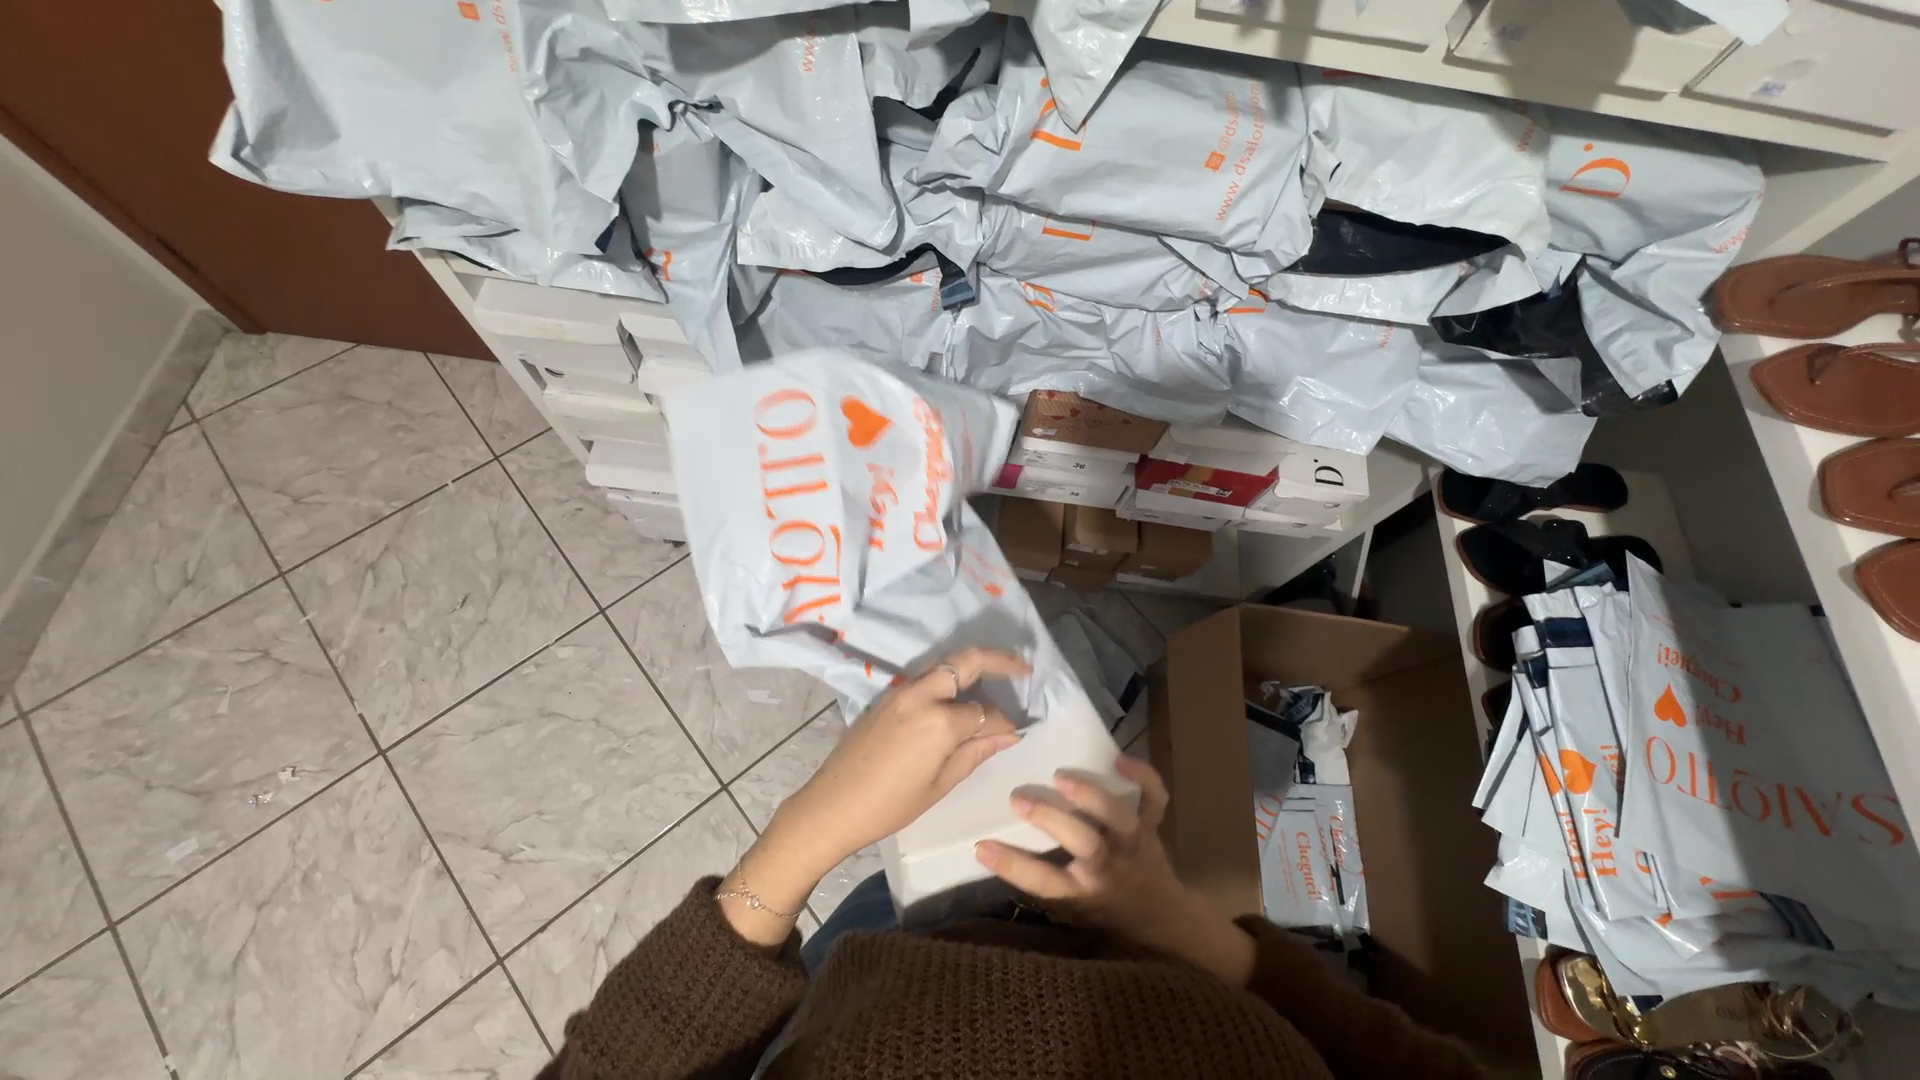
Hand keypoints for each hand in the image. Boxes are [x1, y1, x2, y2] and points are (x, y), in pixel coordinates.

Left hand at [762, 647, 1028, 876]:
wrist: (831, 805)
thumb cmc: (890, 806)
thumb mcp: (940, 785)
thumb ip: (975, 753)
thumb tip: (1008, 735)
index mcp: (939, 721)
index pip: (985, 712)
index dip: (1005, 723)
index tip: (1016, 733)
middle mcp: (921, 695)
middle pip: (967, 661)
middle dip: (999, 660)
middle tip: (1023, 668)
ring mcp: (901, 692)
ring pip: (944, 664)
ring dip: (971, 664)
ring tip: (995, 677)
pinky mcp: (887, 696)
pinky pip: (925, 676)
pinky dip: (948, 677)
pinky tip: (959, 694)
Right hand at [974, 755, 1255, 985]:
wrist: (1159, 915)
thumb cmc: (1102, 906)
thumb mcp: (1068, 904)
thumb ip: (1041, 874)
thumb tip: (992, 841)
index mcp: (1080, 890)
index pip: (1043, 882)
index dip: (1012, 865)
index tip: (982, 845)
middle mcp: (1107, 866)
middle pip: (1084, 844)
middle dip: (1051, 819)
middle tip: (1017, 798)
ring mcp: (1132, 844)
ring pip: (1119, 819)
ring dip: (1091, 796)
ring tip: (1061, 777)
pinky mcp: (1151, 826)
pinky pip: (1154, 800)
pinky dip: (1144, 778)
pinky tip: (1119, 760)